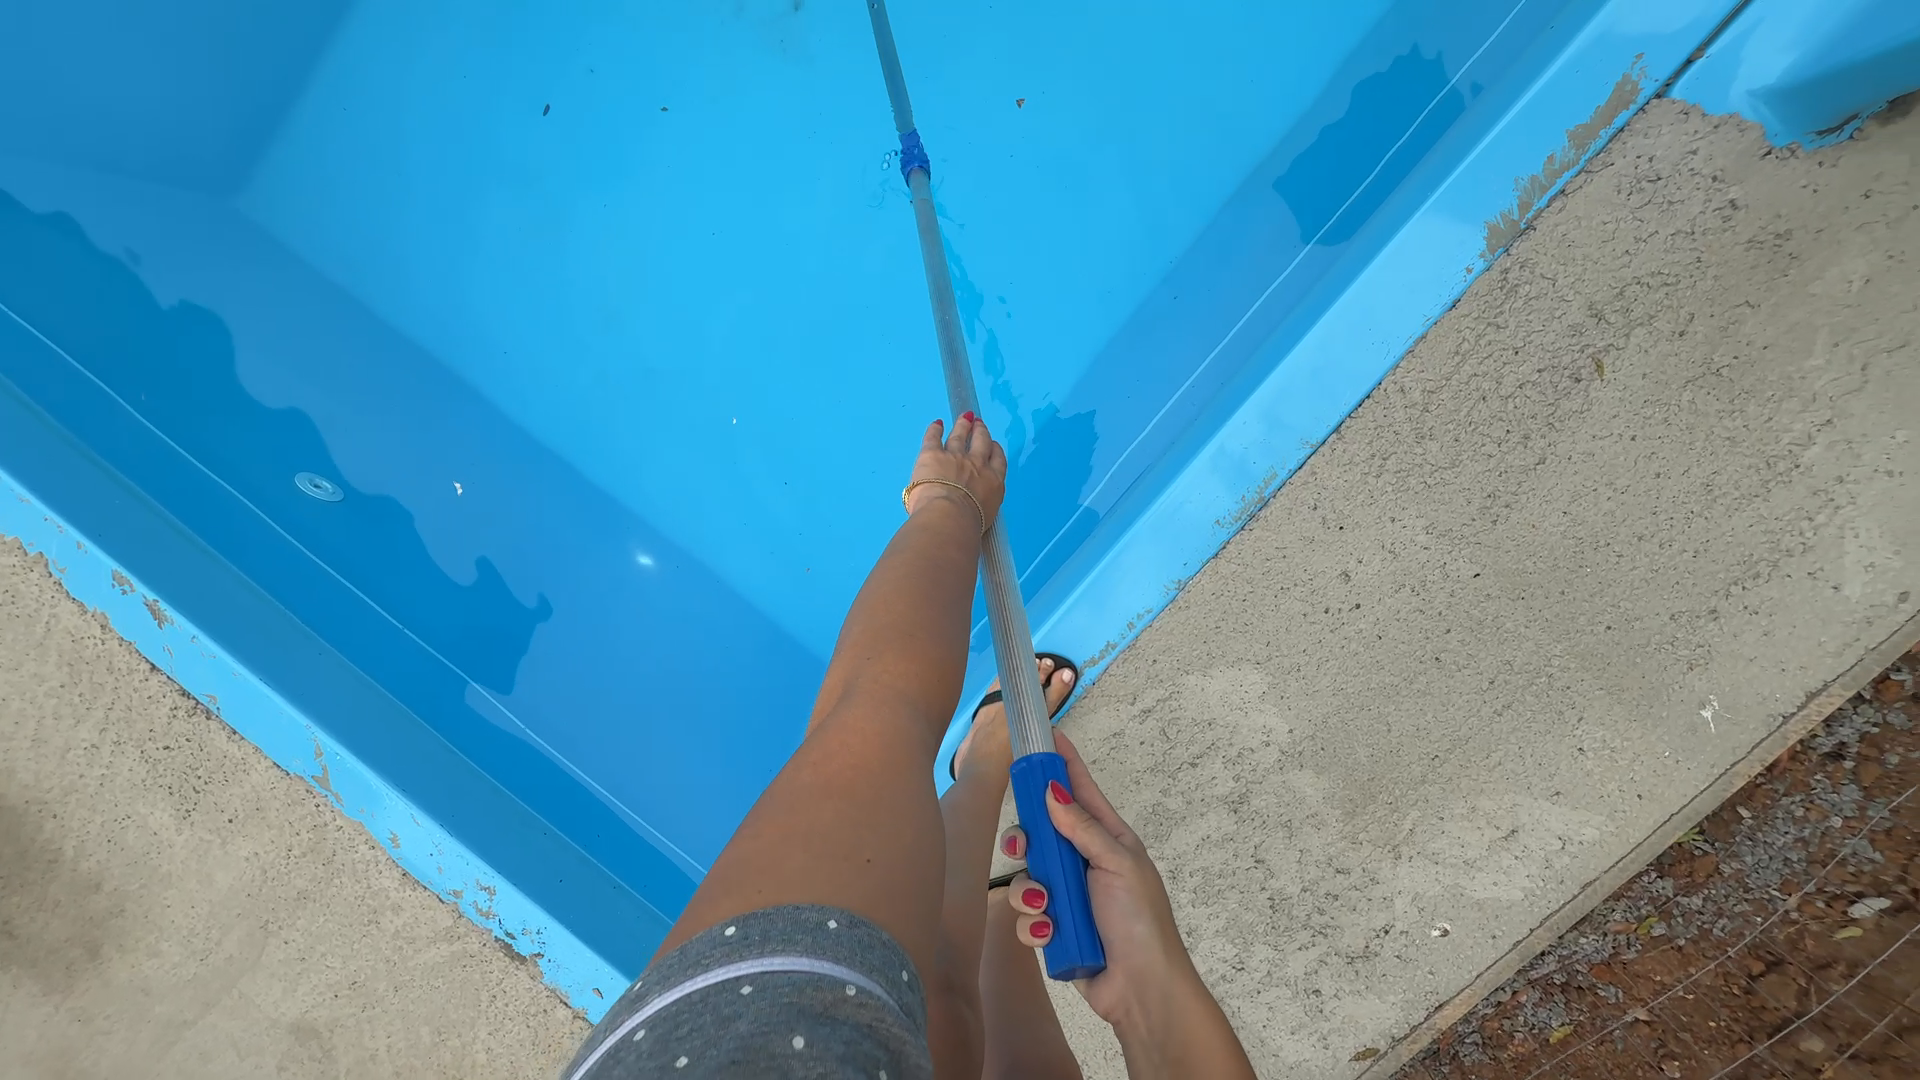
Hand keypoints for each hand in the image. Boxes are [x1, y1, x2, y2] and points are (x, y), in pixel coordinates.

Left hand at [907, 413, 1005, 530]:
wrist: (949, 517)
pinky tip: (937, 423)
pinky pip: (934, 437)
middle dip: (981, 431)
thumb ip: (980, 507)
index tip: (994, 444)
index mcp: (993, 482)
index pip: (998, 460)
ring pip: (960, 436)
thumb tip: (972, 511)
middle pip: (982, 442)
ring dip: (963, 426)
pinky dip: (935, 429)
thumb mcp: (984, 518)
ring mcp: (956, 456)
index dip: (995, 449)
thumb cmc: (967, 526)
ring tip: (964, 417)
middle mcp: (977, 465)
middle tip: (979, 423)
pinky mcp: (933, 454)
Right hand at [997, 733, 1199, 1028]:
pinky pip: (1026, 913)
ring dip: (1029, 890)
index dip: (1062, 762)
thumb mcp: (1117, 865)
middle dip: (1024, 837)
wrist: (1141, 992)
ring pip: (1026, 873)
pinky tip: (1048, 933)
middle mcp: (1082, 860)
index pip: (1078, 790)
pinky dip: (1033, 923)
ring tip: (1044, 906)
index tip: (1045, 734)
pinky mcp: (1053, 926)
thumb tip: (1052, 791)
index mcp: (1105, 837)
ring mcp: (1066, 893)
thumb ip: (1082, 828)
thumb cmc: (1140, 922)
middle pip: (1039, 830)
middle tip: (1020, 845)